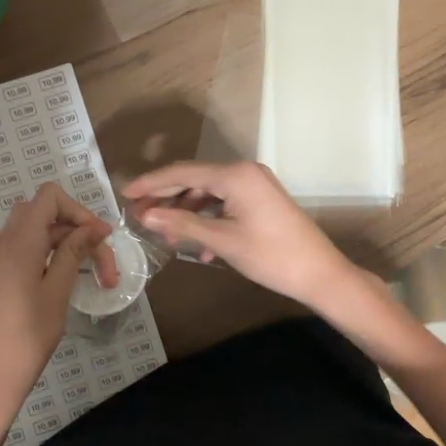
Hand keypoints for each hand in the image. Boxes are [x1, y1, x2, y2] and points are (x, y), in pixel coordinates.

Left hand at [0, 184, 116, 412]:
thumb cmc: (28, 335)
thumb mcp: (57, 291)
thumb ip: (74, 253)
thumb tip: (94, 227)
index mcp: (19, 241)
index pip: (50, 197)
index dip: (79, 210)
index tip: (102, 239)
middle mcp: (5, 241)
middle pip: (46, 212)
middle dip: (78, 227)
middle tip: (102, 261)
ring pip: (39, 231)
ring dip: (68, 243)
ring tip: (94, 275)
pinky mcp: (0, 274)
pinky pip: (28, 248)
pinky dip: (52, 254)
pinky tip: (70, 279)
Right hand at [123, 161, 357, 307]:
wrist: (319, 273)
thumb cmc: (270, 256)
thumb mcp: (222, 241)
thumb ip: (182, 224)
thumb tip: (146, 216)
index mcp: (235, 175)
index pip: (183, 173)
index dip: (152, 184)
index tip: (125, 194)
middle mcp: (244, 172)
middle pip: (194, 179)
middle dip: (166, 197)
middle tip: (138, 213)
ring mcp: (255, 185)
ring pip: (209, 193)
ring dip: (186, 212)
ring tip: (163, 233)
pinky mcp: (262, 201)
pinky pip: (225, 203)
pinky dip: (208, 219)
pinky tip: (197, 247)